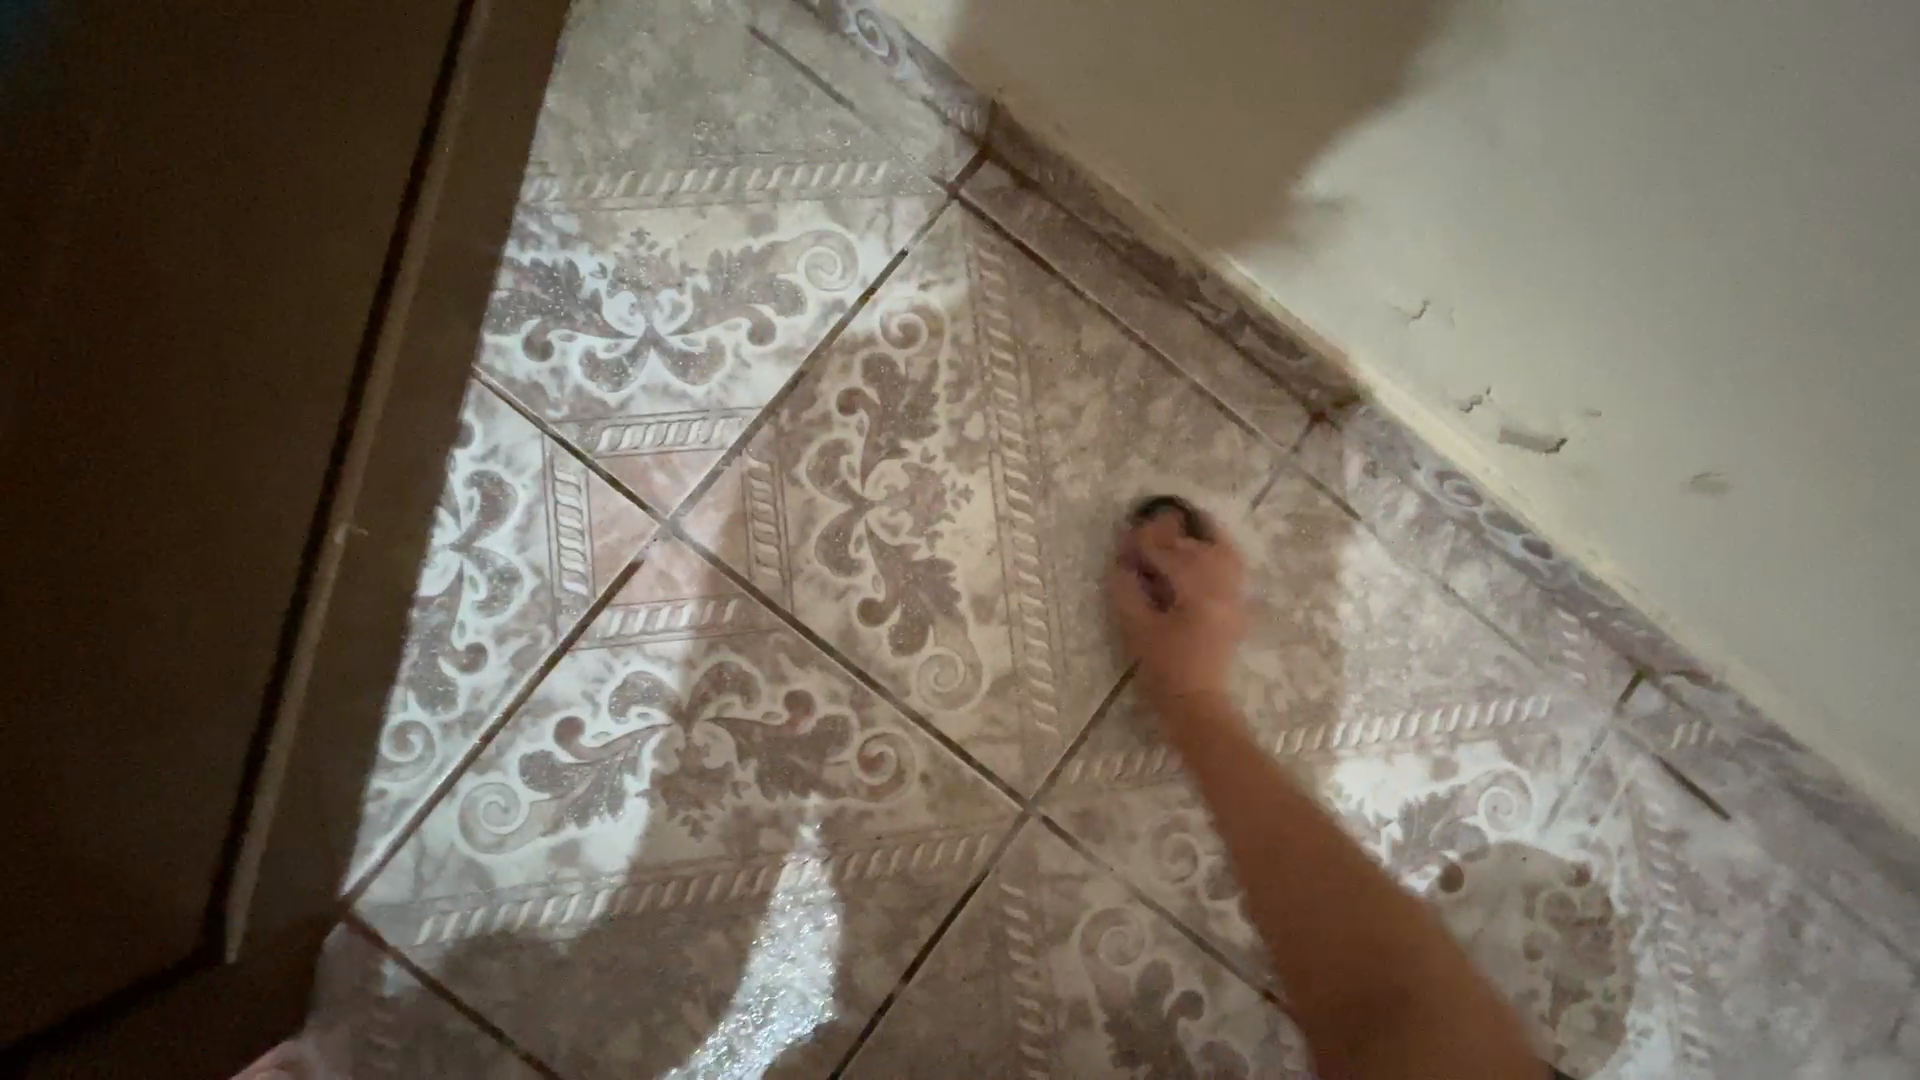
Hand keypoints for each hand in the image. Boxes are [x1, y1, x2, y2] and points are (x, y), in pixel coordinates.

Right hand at [1106, 505, 1247, 705]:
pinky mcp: (1238, 606)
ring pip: (1222, 551)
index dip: (1146, 540)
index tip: (1128, 532)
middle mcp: (1223, 586)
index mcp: (1197, 590)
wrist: (1198, 704)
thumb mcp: (1136, 629)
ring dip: (1198, 537)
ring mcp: (1236, 595)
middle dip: (1172, 534)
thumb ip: (1127, 591)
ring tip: (1177, 530)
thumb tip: (1123, 564)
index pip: (1170, 552)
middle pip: (1200, 545)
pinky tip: (1201, 552)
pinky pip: (1232, 566)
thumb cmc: (1164, 669)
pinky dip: (1216, 552)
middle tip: (1147, 527)